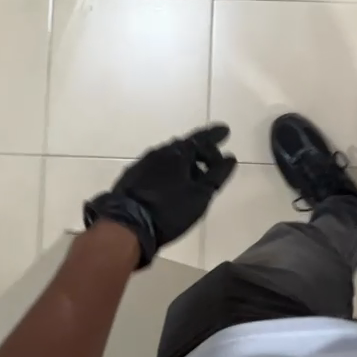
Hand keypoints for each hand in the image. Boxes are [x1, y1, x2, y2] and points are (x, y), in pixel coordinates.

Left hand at [84, 125, 236, 268]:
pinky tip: (170, 184)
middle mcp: (159, 152)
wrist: (126, 226)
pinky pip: (156, 167)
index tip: (226, 130)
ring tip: (193, 174)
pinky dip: (168, 171)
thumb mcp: (200, 196)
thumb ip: (217, 175)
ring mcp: (142, 163)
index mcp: (178, 153)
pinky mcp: (131, 176)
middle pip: (184, 146)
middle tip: (212, 158)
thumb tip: (230, 158)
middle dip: (200, 151)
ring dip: (183, 163)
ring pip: (169, 157)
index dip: (215, 135)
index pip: (201, 139)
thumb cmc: (169, 210)